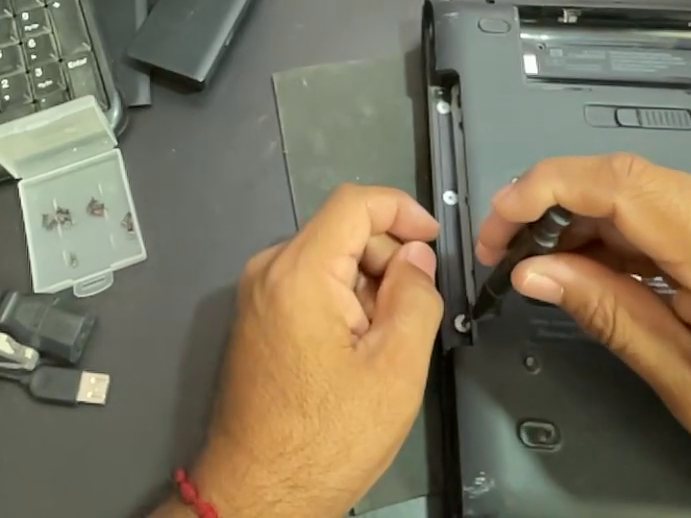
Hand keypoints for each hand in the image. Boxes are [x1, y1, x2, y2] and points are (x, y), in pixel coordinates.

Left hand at [179, 185, 444, 517]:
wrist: (257, 494)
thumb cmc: (327, 438)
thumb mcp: (395, 371)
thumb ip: (415, 298)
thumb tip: (416, 254)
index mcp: (299, 271)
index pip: (354, 202)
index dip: (401, 208)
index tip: (433, 239)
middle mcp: (270, 267)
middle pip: (342, 230)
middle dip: (386, 258)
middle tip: (412, 311)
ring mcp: (258, 289)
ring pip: (328, 256)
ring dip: (367, 283)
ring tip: (382, 342)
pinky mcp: (257, 312)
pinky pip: (308, 280)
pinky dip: (341, 298)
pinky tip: (354, 346)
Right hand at [476, 154, 690, 517]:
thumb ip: (608, 313)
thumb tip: (531, 271)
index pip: (618, 182)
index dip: (542, 189)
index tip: (498, 227)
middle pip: (627, 180)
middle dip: (556, 209)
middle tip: (510, 256)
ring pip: (649, 193)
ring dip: (592, 224)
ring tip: (553, 272)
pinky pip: (682, 212)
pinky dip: (633, 236)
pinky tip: (609, 273)